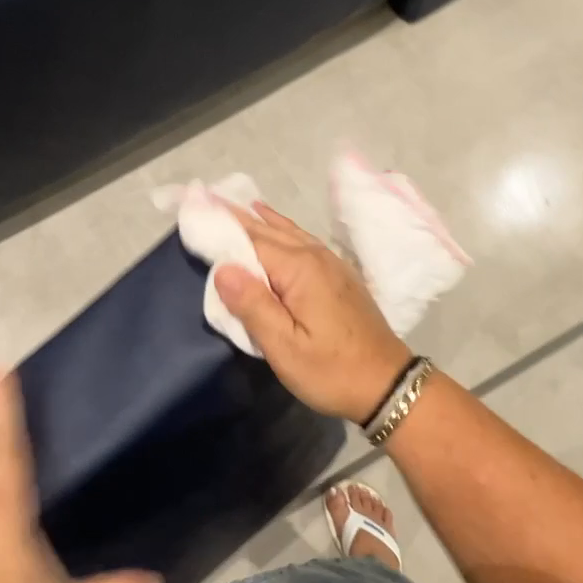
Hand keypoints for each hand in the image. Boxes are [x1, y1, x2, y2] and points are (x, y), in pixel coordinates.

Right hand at [213, 201, 413, 422]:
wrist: (388, 384)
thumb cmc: (332, 371)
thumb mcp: (285, 348)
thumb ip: (253, 305)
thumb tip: (222, 267)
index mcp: (300, 270)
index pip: (252, 239)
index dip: (222, 225)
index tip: (194, 207)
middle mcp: (316, 257)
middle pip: (269, 230)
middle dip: (237, 216)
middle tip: (205, 198)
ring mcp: (332, 264)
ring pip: (288, 232)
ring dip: (259, 220)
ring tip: (234, 205)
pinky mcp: (339, 276)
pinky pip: (302, 241)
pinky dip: (282, 230)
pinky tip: (276, 227)